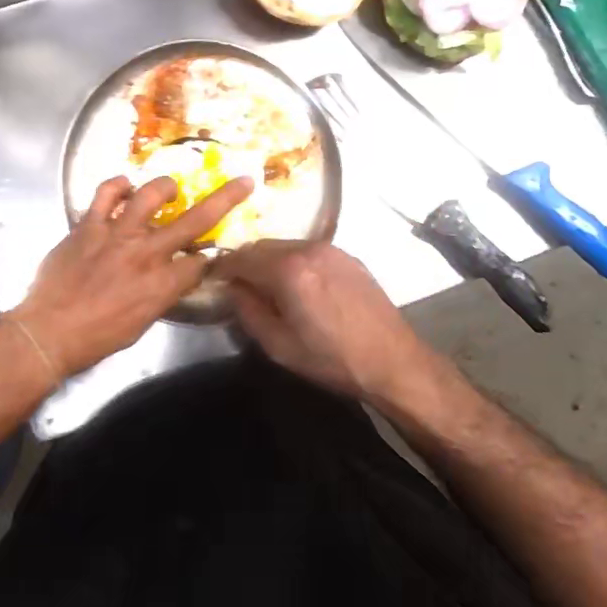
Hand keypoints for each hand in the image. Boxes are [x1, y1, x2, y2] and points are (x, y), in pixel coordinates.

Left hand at [9, 174, 254, 378]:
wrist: (49, 331)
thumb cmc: (98, 337)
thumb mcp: (143, 322)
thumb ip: (163, 293)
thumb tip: (175, 275)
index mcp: (163, 284)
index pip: (201, 261)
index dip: (209, 257)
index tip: (207, 255)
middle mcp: (147, 252)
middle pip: (197, 220)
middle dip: (226, 199)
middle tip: (242, 183)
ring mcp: (117, 233)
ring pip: (151, 194)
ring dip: (166, 187)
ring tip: (169, 188)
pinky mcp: (89, 224)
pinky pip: (106, 192)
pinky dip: (119, 185)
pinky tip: (125, 187)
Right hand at [219, 240, 432, 402]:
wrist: (393, 360)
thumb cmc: (332, 359)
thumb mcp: (279, 346)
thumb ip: (248, 311)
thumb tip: (231, 289)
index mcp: (287, 269)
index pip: (241, 257)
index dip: (222, 269)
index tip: (213, 281)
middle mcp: (307, 248)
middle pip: (261, 246)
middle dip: (245, 263)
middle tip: (238, 287)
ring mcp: (330, 248)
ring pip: (284, 245)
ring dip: (269, 261)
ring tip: (269, 288)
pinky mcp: (347, 255)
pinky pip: (308, 250)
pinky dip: (293, 261)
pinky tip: (299, 286)